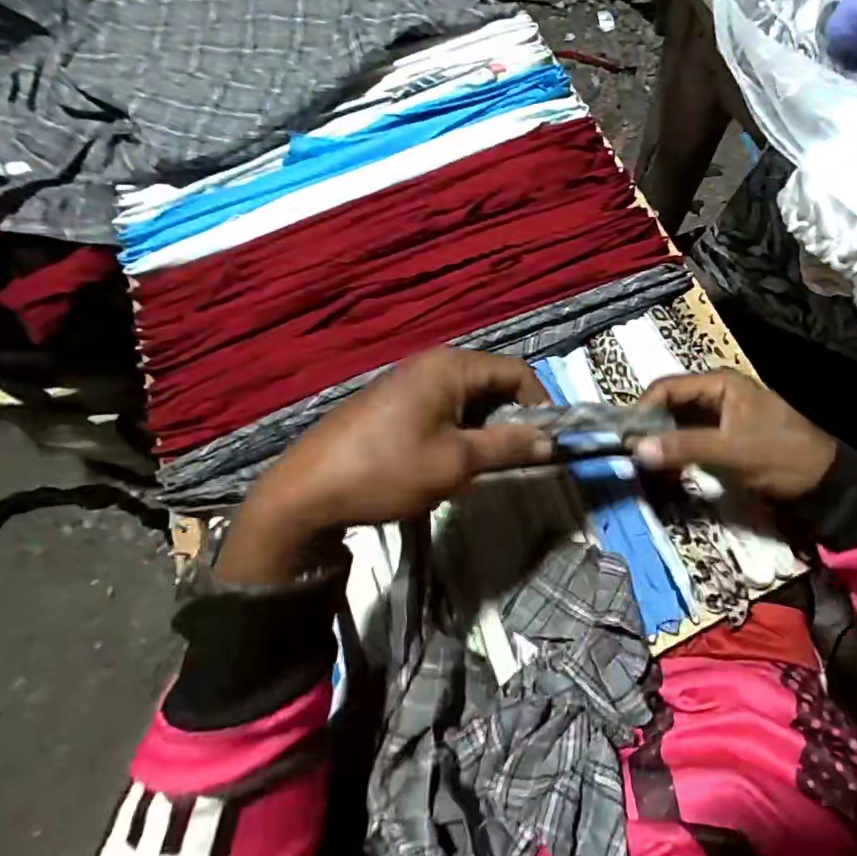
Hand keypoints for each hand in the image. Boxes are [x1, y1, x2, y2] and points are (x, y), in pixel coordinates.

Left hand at [216, 349, 550, 584]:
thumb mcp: (455, 463)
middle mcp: (431, 363)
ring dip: (484, 429)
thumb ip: (507, 447)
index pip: (516, 372)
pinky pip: (442, 407)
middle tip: (516, 459)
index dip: (540, 405)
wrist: (306, 491)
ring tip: (481, 467)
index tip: (548, 444)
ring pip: (467, 398)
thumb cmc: (387, 471)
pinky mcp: (393, 402)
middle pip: (492, 382)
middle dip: (511, 419)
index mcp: (450, 366)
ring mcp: (408, 381)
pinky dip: (458, 431)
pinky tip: (448, 463)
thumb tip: (549, 440)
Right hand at [633, 370, 838, 499]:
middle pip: (669, 404)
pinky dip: (677, 452)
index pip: (666, 387)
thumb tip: (635, 448)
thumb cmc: (780, 456)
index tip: (625, 436)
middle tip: (632, 453)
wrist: (825, 485)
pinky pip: (690, 439)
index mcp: (719, 383)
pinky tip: (669, 469)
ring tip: (646, 464)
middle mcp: (716, 393)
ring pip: (678, 423)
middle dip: (650, 427)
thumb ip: (684, 446)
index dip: (643, 409)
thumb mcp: (731, 451)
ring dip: (662, 441)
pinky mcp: (724, 437)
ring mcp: (721, 415)